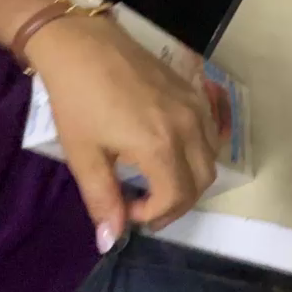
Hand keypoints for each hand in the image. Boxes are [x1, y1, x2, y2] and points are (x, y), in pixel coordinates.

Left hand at [30, 14, 219, 249]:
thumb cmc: (79, 102)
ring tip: (157, 182)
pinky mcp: (198, 94)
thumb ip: (102, 199)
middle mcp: (189, 127)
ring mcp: (199, 108)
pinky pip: (212, 132)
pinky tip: (173, 152)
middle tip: (145, 207)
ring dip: (190, 178)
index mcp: (160, 145)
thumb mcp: (83, 155)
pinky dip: (200, 152)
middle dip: (177, 203)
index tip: (125, 212)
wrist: (89, 49)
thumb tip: (109, 242)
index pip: (177, 196)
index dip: (153, 215)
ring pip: (211, 157)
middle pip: (203, 180)